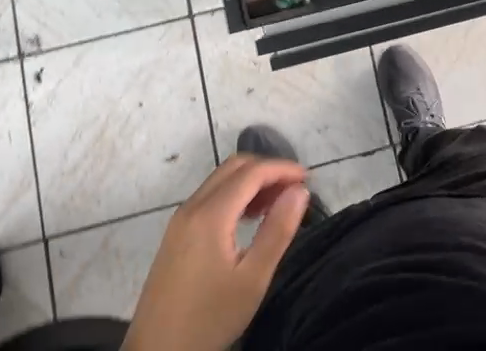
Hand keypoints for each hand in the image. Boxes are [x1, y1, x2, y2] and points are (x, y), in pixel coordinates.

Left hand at [123, 155, 310, 350]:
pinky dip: (234, 195)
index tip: (309, 178)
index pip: (251, 172)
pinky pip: (209, 196)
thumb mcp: (252, 279)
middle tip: (294, 189)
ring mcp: (180, 218)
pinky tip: (250, 218)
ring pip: (220, 180)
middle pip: (233, 168)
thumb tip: (299, 191)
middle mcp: (192, 206)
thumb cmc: (210, 318)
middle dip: (267, 170)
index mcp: (210, 214)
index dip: (282, 168)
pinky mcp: (176, 232)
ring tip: (278, 203)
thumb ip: (277, 230)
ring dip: (250, 181)